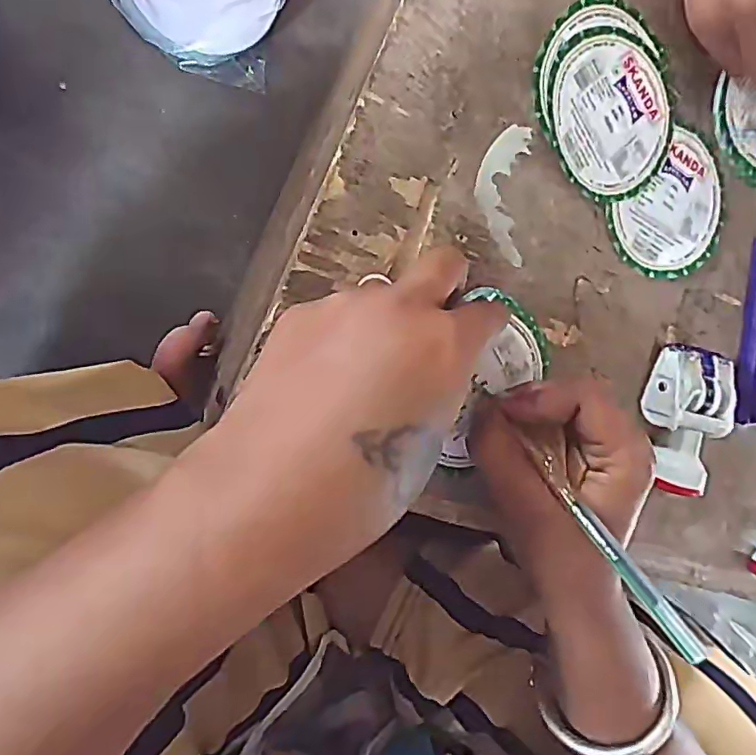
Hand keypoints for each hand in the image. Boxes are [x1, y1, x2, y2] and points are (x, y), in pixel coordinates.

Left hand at [197, 247, 506, 550]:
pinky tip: (315, 377)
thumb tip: (434, 372)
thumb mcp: (430, 440)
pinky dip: (337, 334)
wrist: (267, 489)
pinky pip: (334, 313)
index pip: (487, 311)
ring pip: (379, 293)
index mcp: (444, 343)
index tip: (481, 335)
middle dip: (448, 283)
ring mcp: (346, 304)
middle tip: (434, 322)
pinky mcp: (300, 313)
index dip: (488, 322)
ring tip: (355, 369)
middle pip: (442, 263)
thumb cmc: (364, 490)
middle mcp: (401, 309)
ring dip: (382, 317)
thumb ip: (439, 388)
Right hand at [470, 378, 653, 581]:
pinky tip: (512, 437)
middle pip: (574, 391)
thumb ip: (503, 458)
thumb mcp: (530, 513)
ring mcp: (610, 441)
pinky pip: (558, 416)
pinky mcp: (590, 448)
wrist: (576, 594)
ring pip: (563, 400)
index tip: (502, 411)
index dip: (540, 396)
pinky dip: (531, 421)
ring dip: (528, 409)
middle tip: (494, 415)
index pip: (586, 394)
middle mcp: (627, 437)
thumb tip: (481, 409)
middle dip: (531, 401)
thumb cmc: (564, 562)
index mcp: (628, 452)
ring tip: (499, 425)